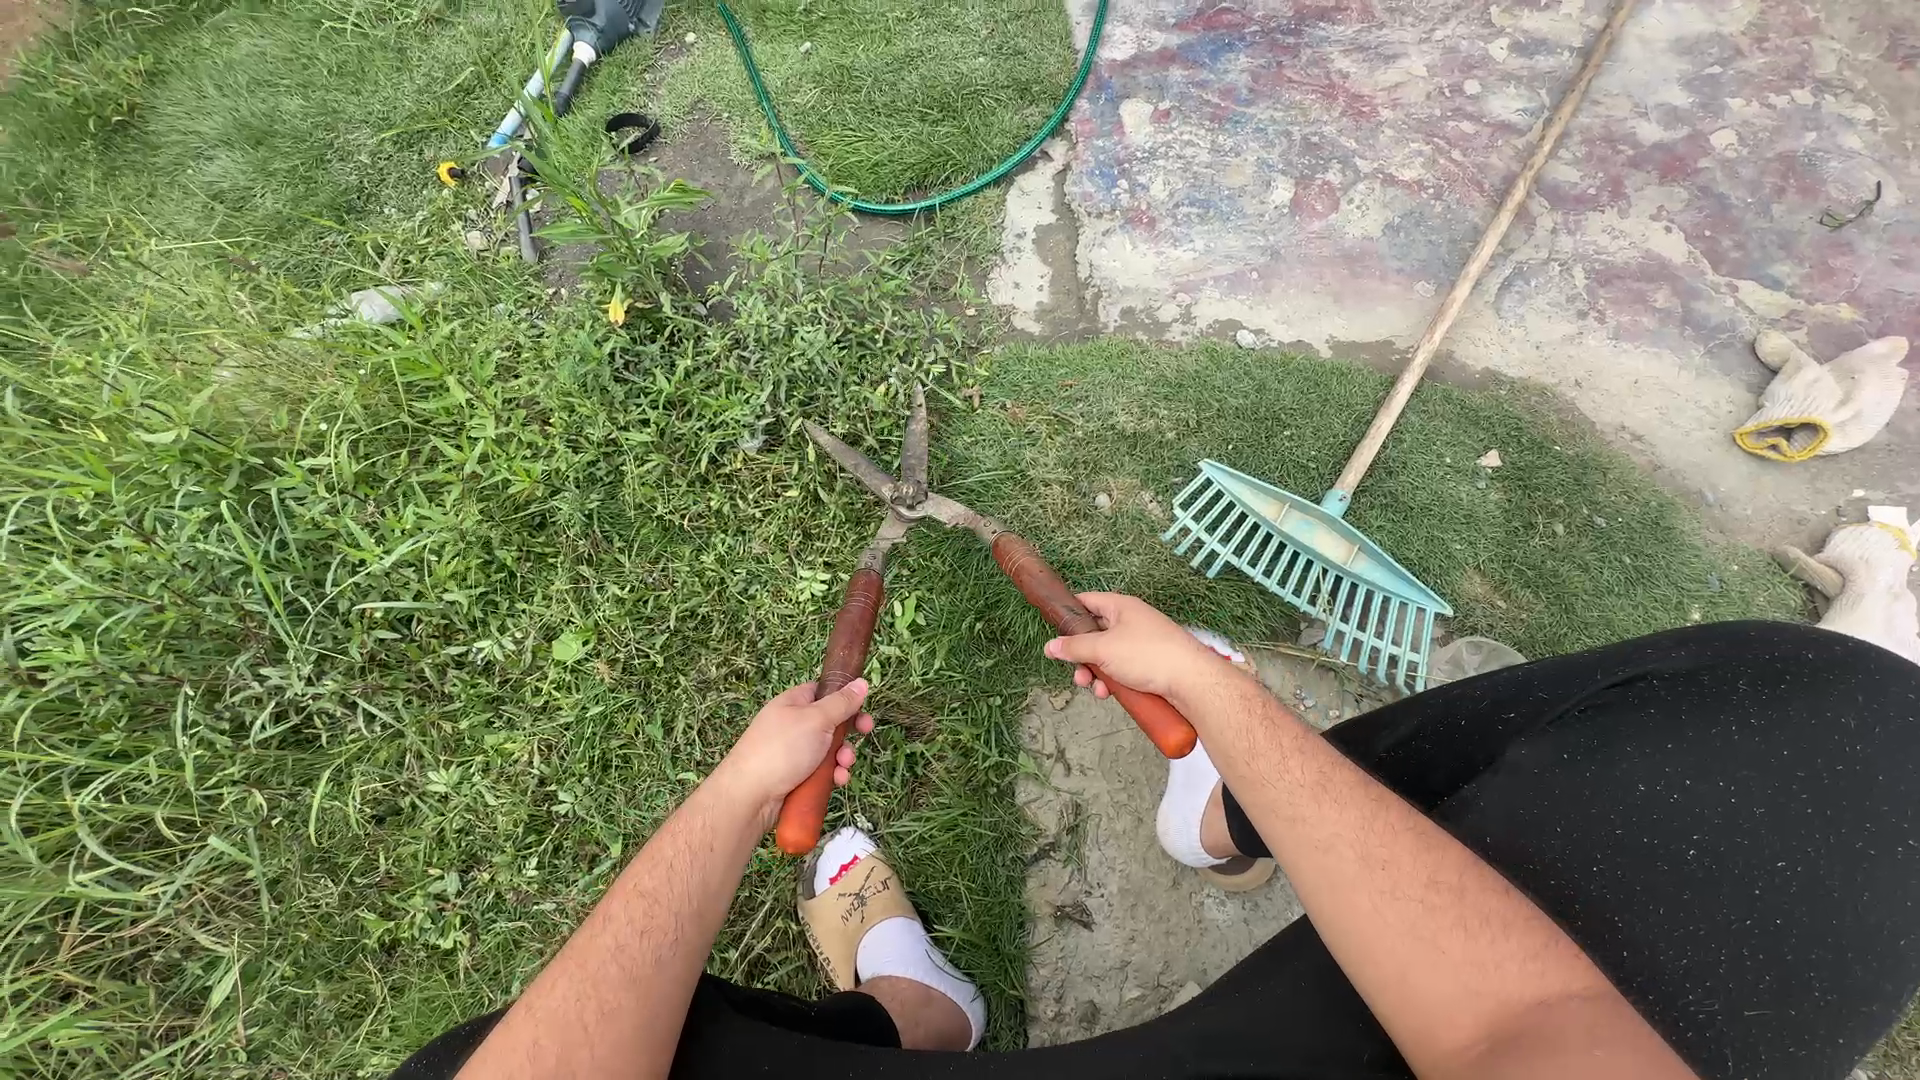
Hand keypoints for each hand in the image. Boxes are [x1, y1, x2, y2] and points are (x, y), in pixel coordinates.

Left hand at [713, 679, 873, 828]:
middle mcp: (793, 725)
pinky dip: (832, 775)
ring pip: (829, 749)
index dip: (844, 697)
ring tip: (843, 765)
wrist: (749, 797)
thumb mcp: (817, 719)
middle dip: (849, 730)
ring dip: (843, 756)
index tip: (862, 705)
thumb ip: (842, 702)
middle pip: (831, 721)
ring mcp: (793, 752)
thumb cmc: (782, 750)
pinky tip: (837, 780)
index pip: (823, 691)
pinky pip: (821, 771)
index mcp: (794, 703)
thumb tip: (862, 682)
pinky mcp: (795, 776)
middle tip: (865, 731)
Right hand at [1042, 593, 1232, 704]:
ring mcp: (1141, 644)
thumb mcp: (1103, 649)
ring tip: (1096, 689)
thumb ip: (1073, 647)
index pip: (1086, 601)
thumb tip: (1049, 646)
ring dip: (1096, 674)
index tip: (1053, 630)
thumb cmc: (1148, 656)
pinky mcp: (1150, 665)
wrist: (1192, 682)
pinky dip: (1113, 681)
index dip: (1068, 614)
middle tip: (1078, 675)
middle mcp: (1131, 621)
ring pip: (1107, 656)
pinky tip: (1110, 694)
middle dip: (1081, 657)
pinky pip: (1122, 670)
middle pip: (1094, 635)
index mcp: (1120, 607)